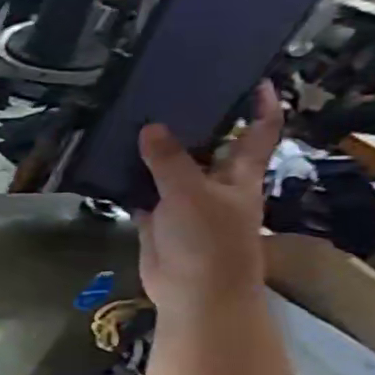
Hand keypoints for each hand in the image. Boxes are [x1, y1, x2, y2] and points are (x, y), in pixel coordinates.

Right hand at [136, 82, 283, 317]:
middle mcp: (215, 185)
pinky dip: (130, 184)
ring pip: (170, 172)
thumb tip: (150, 127)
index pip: (258, 132)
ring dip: (155, 154)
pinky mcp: (157, 225)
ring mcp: (184, 206)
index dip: (262, 106)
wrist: (193, 295)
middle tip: (171, 93)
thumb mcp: (190, 192)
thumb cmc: (208, 241)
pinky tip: (113, 165)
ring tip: (134, 121)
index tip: (256, 79)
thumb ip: (169, 160)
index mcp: (239, 175)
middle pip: (207, 148)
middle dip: (194, 124)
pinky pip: (143, 197)